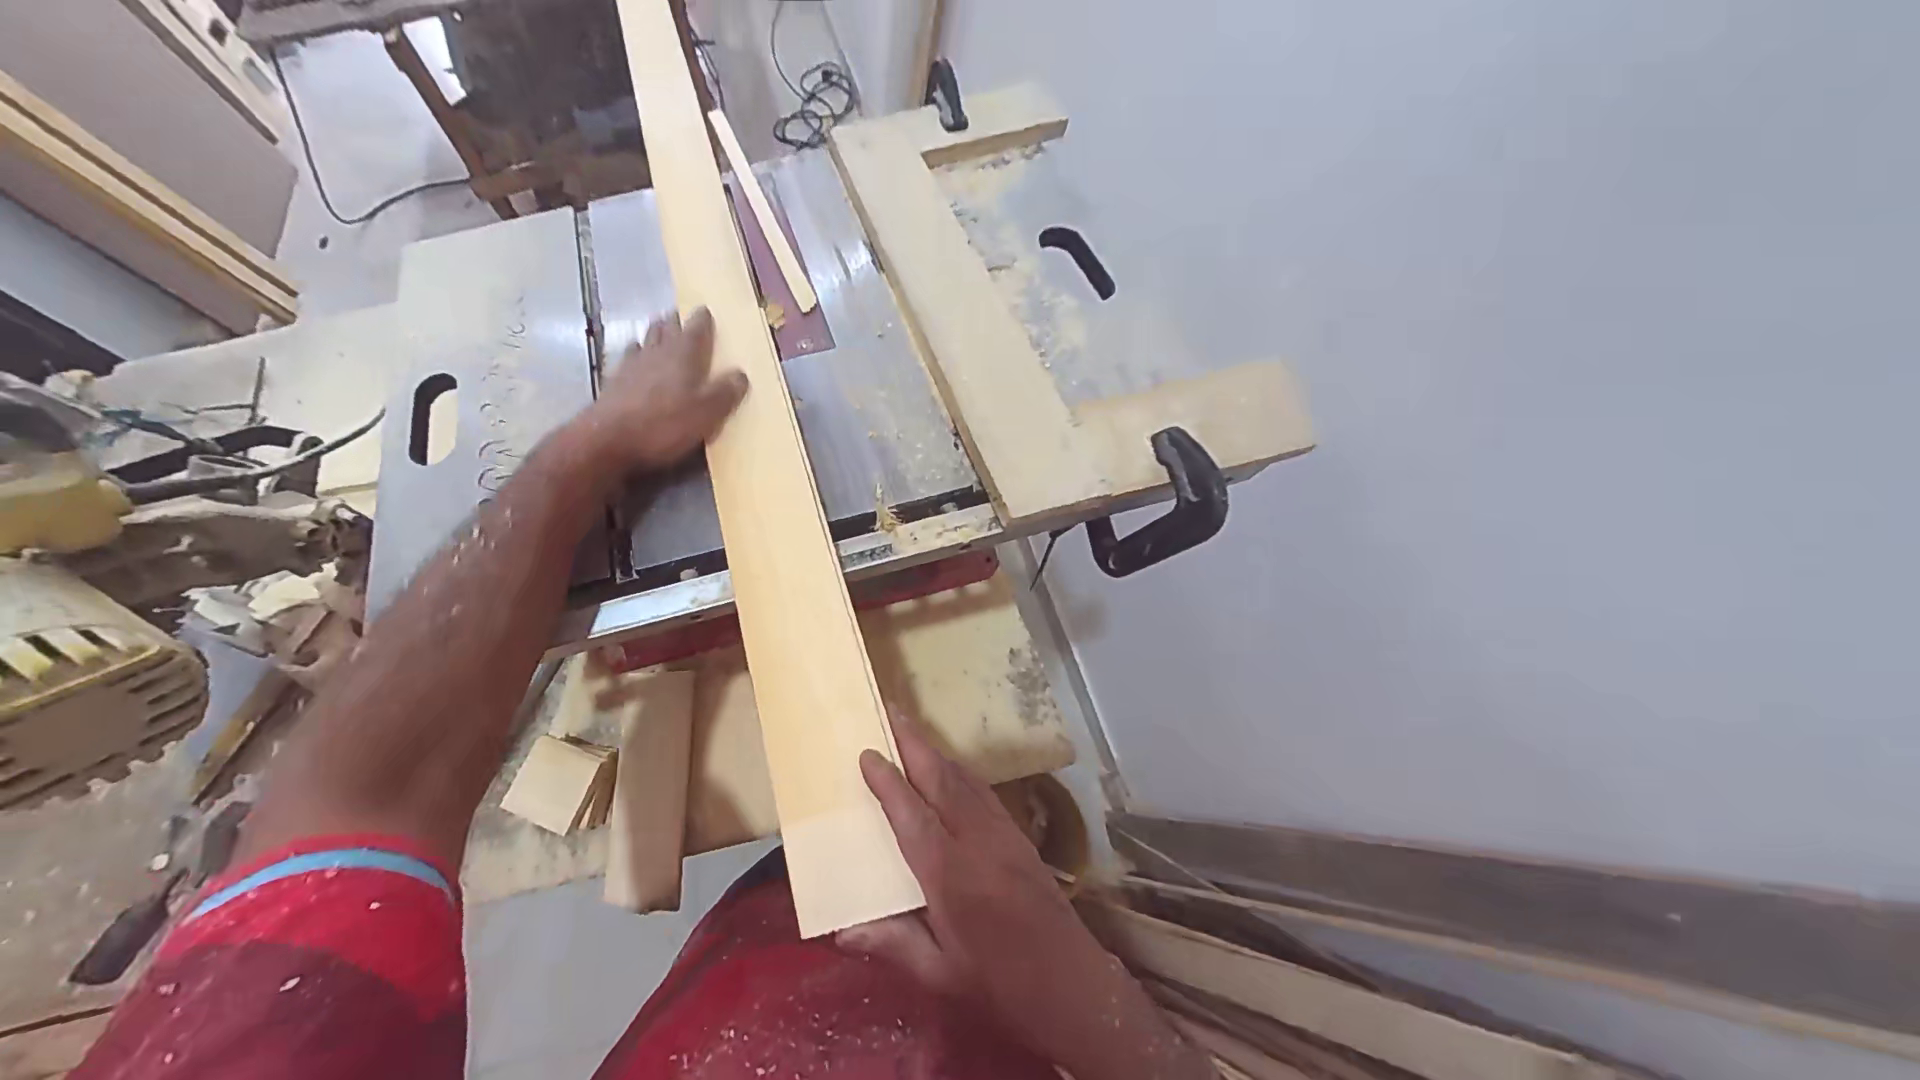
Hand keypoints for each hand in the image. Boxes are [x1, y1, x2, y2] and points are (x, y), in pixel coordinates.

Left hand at [579, 308, 748, 474]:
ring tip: (659, 328)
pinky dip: (635, 353)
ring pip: (646, 341)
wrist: (608, 440)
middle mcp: (658, 354)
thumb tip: (741, 374)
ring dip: (655, 333)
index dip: (702, 320)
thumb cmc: (665, 425)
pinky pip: (629, 358)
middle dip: (675, 322)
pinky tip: (634, 355)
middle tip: (680, 316)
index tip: (705, 310)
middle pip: (667, 330)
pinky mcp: (615, 382)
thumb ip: (725, 393)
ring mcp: (633, 366)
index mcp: (684, 357)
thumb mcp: (707, 414)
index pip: (696, 330)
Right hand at [842, 715, 1213, 1079]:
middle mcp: (976, 842)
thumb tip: (842, 932)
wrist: (1073, 984)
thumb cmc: (1001, 985)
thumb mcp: (941, 975)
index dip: (887, 782)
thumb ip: (894, 943)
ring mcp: (1003, 834)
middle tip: (889, 711)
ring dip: (936, 751)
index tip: (867, 754)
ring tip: (911, 730)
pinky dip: (960, 771)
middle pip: (941, 779)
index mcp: (950, 877)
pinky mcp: (1019, 836)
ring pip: (964, 779)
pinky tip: (949, 768)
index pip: (911, 816)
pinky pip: (983, 791)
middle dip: (913, 743)